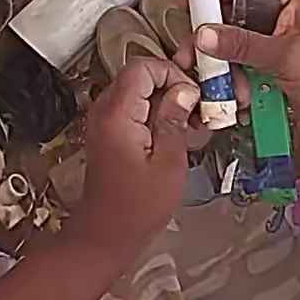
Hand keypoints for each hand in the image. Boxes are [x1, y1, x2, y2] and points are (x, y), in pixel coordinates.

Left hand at [74, 58, 199, 248]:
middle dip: (171, 85)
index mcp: (117, 113)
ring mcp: (102, 119)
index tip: (192, 95)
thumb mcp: (168, 163)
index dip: (171, 73)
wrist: (106, 232)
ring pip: (137, 90)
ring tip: (190, 125)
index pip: (142, 67)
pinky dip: (153, 112)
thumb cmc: (140, 205)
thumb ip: (174, 120)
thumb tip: (185, 89)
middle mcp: (104, 109)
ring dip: (164, 100)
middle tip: (197, 110)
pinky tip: (173, 134)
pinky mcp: (107, 130)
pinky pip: (131, 106)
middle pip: (139, 75)